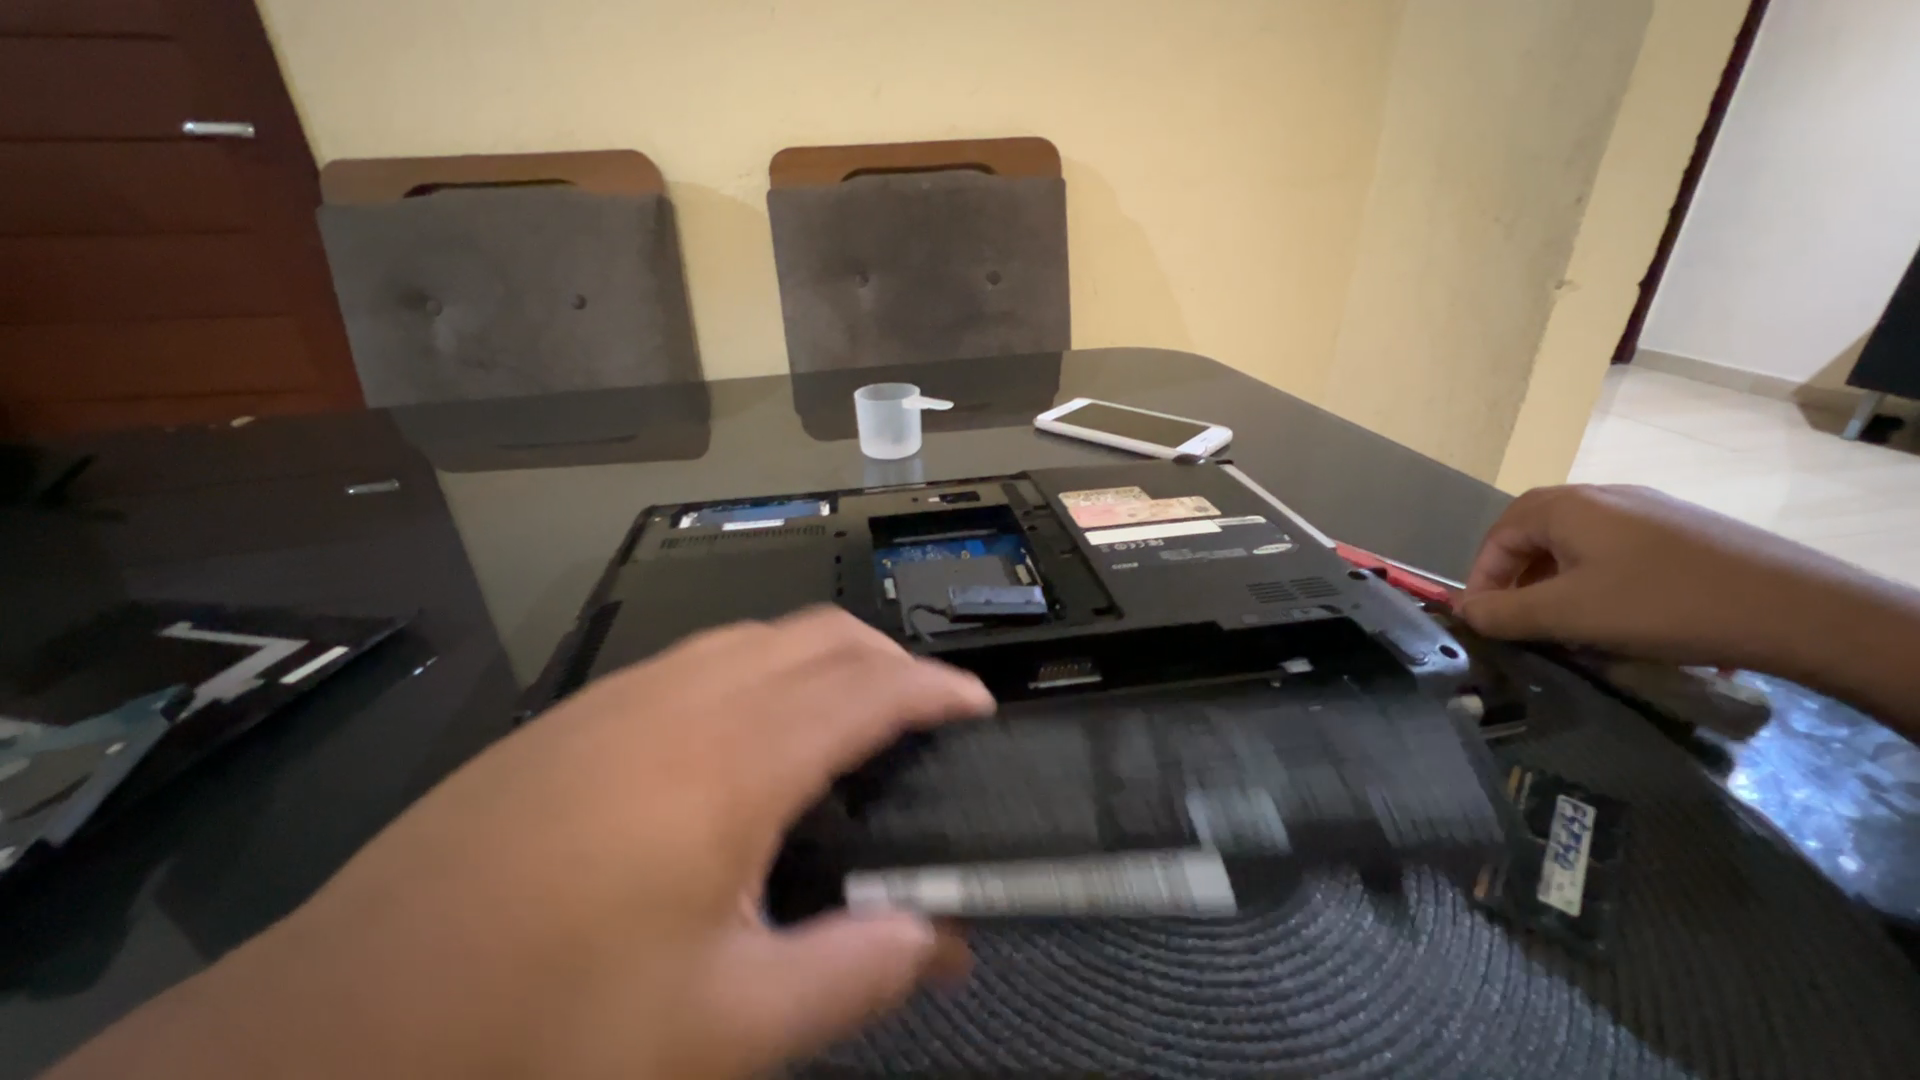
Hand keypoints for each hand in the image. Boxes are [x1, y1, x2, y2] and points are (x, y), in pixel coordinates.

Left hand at [49, 607, 993, 1079]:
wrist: (334, 1032)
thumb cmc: (548, 1032)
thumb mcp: (725, 1025)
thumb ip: (856, 973)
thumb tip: (945, 940)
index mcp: (731, 761)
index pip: (866, 689)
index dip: (936, 689)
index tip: (980, 709)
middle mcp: (678, 700)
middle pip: (814, 636)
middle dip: (886, 658)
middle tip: (926, 716)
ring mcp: (612, 700)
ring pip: (750, 637)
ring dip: (817, 659)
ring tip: (848, 720)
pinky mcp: (564, 721)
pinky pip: (692, 661)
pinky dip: (753, 673)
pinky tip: (741, 742)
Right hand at [1454, 485, 1919, 731]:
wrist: (1796, 608)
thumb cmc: (1660, 605)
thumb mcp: (1567, 615)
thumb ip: (1503, 613)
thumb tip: (1462, 610)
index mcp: (1564, 506)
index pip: (1496, 538)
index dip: (1481, 581)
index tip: (1484, 621)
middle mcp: (1601, 496)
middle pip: (1535, 536)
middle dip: (1519, 581)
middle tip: (1522, 623)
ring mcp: (1648, 509)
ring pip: (1577, 545)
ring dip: (1558, 584)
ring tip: (1569, 625)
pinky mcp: (1684, 531)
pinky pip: (1617, 551)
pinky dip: (1599, 581)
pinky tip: (1621, 615)